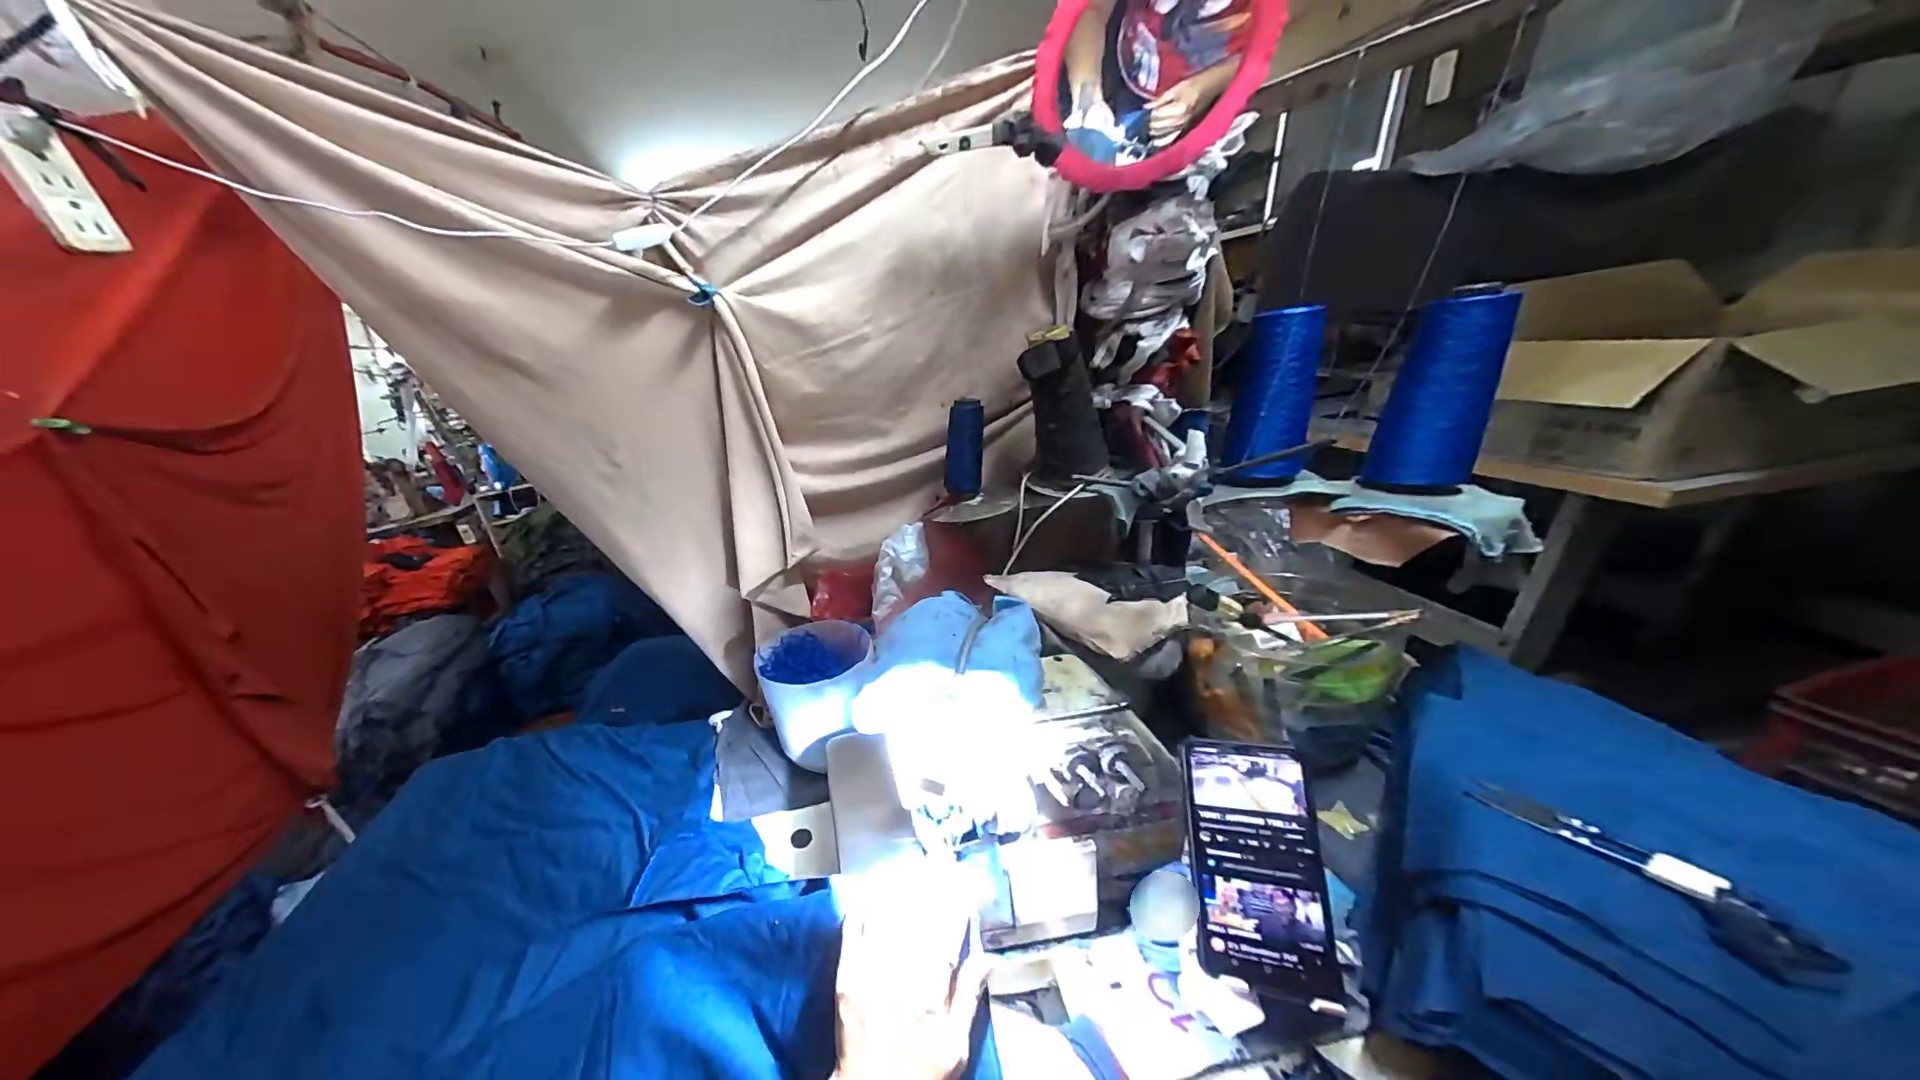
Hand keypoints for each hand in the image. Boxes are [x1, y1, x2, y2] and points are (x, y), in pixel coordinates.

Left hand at [831, 865, 990, 1079]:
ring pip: (888, 917)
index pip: (947, 932)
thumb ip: (968, 998)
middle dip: (930, 887)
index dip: (956, 904)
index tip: (962, 881)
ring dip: (899, 890)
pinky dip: (864, 909)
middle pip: (918, 917)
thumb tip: (986, 958)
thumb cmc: (917, 1072)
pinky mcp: (846, 974)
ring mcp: (870, 969)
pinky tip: (871, 892)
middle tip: (938, 861)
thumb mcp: (954, 1046)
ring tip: (909, 867)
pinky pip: (855, 931)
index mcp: (931, 987)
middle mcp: (901, 971)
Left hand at [1146, 81, 1209, 146]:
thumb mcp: (1178, 87)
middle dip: (1149, 124)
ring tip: (1150, 128)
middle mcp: (1181, 122)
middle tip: (1145, 120)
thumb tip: (1145, 108)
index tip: (1143, 113)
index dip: (1147, 115)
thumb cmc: (1197, 83)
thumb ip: (1161, 99)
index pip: (1156, 117)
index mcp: (1179, 108)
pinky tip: (1157, 138)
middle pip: (1157, 128)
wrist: (1215, 88)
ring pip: (1161, 137)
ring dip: (1153, 133)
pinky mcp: (1186, 133)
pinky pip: (1170, 141)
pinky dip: (1162, 141)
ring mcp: (1184, 129)